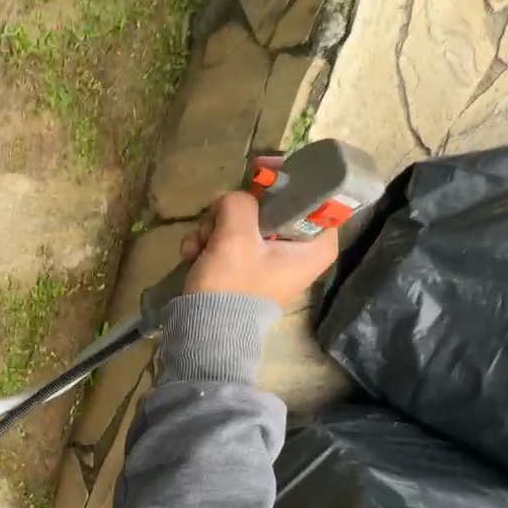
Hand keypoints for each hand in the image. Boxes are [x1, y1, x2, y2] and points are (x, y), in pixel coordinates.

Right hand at [182, 189, 338, 310]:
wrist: (205, 333)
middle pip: (268, 210)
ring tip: (196, 247)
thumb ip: (238, 205)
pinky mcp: (245, 273)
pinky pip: (229, 245)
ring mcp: (270, 263)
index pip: (312, 196)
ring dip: (213, 230)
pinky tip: (192, 256)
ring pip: (242, 226)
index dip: (285, 181)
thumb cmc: (231, 287)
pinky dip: (208, 246)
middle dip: (232, 214)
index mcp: (316, 244)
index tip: (257, 174)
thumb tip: (231, 197)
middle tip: (212, 224)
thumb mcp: (234, 239)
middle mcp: (299, 252)